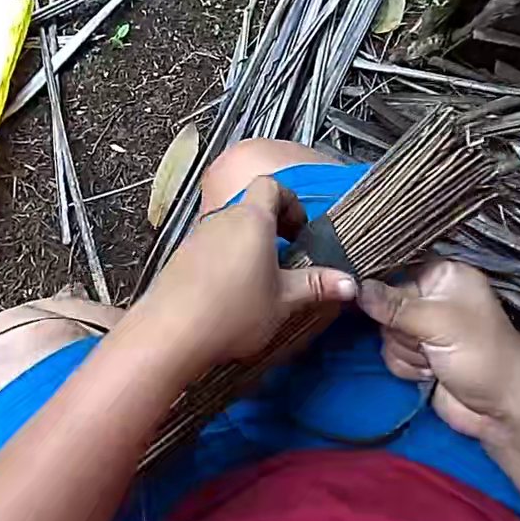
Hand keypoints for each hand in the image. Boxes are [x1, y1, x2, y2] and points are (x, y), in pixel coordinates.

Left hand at [129, 176, 356, 370]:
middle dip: (271, 226)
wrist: (170, 335)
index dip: (290, 202)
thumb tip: (350, 283)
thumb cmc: (234, 311)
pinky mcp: (180, 258)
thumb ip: (317, 286)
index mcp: (253, 219)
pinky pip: (211, 247)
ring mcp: (197, 237)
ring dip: (248, 243)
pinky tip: (231, 292)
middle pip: (251, 206)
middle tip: (286, 255)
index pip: (272, 185)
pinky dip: (226, 258)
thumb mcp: (285, 300)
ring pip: (230, 227)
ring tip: (260, 278)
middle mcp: (223, 219)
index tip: (299, 231)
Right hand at [356, 261, 519, 441]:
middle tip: (425, 340)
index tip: (369, 297)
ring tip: (433, 359)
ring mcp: (425, 326)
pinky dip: (406, 366)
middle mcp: (433, 296)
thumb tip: (357, 288)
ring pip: (386, 331)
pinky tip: (429, 373)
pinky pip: (390, 353)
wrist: (500, 411)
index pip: (398, 266)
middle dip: (400, 328)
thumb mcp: (439, 323)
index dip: (383, 284)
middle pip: (385, 302)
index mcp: (445, 275)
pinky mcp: (418, 354)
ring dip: (405, 351)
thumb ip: (395, 305)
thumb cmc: (480, 355)